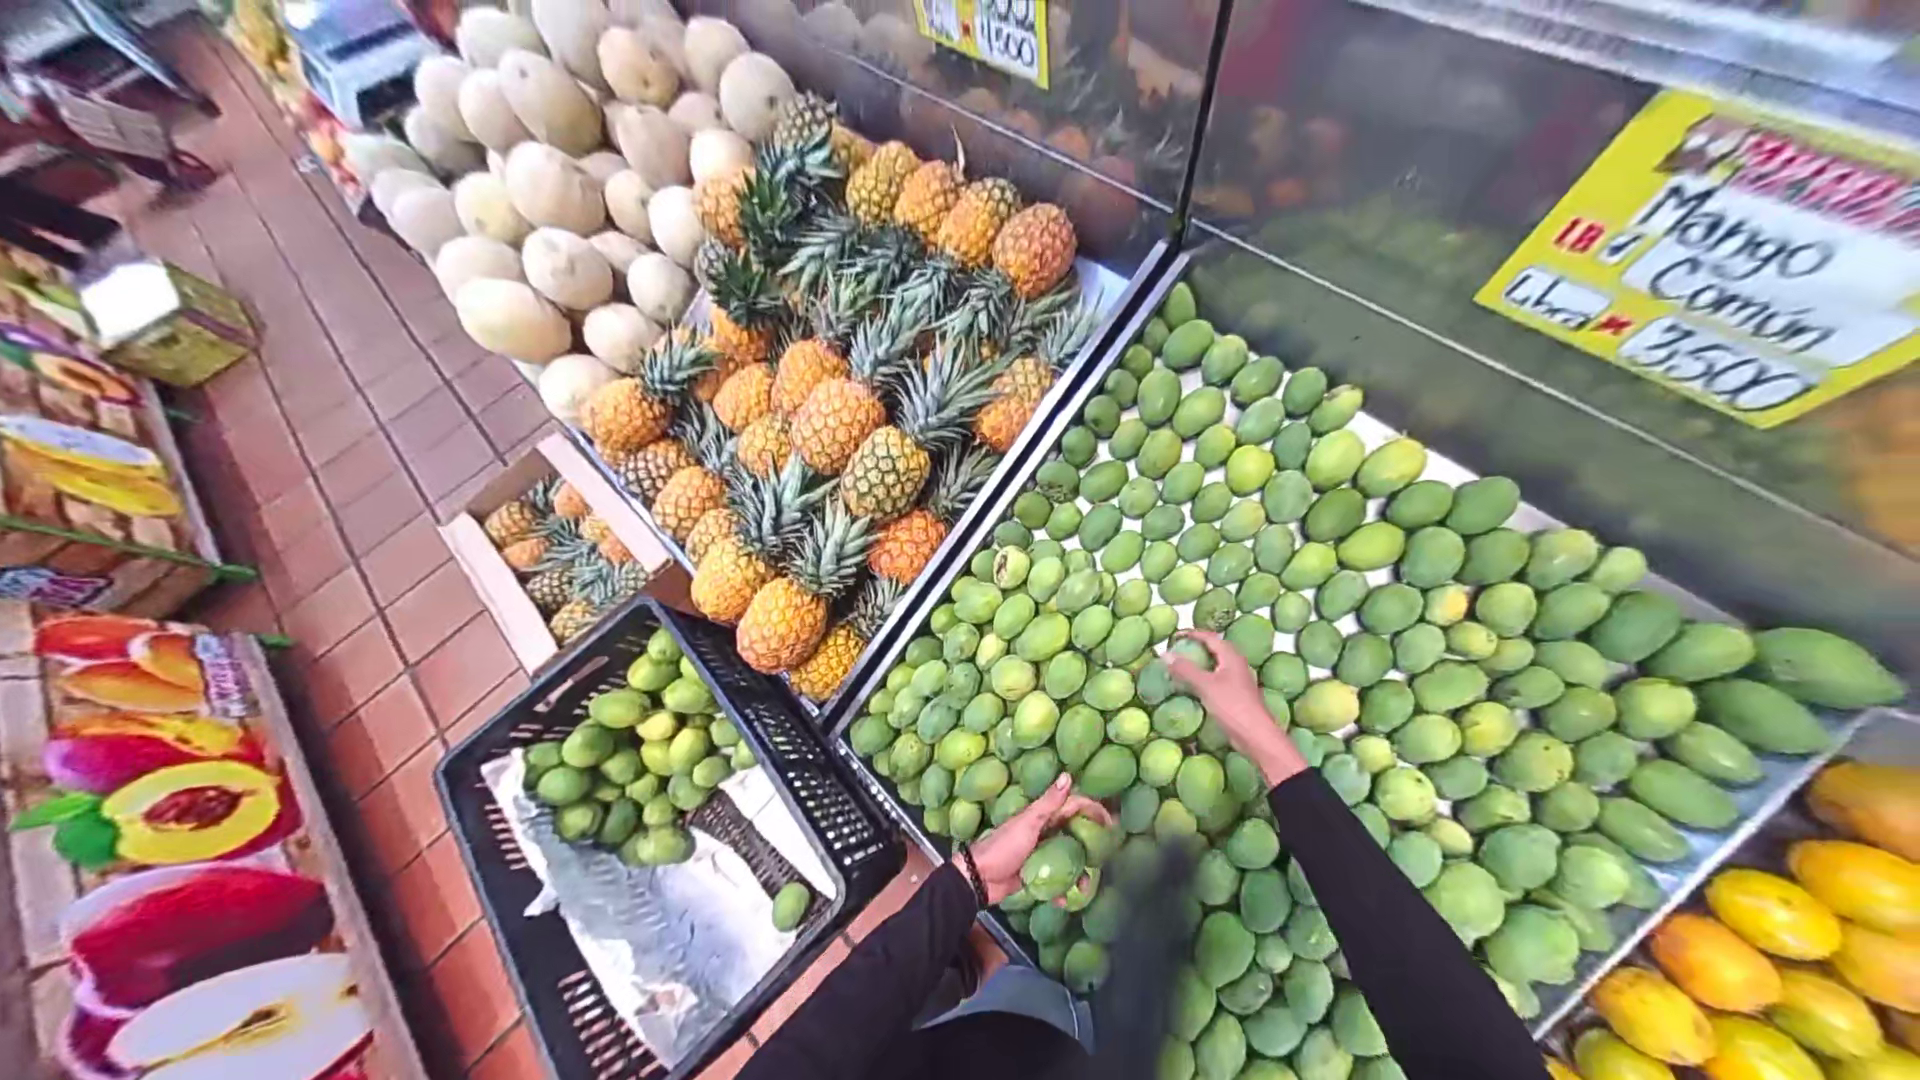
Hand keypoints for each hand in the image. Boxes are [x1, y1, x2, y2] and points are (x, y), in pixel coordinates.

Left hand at [961, 774, 1112, 905]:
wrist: (979, 878)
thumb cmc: (1004, 846)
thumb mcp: (1028, 823)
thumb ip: (1048, 803)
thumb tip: (1067, 776)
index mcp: (1043, 816)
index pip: (1074, 806)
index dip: (1093, 810)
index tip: (1111, 822)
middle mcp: (1046, 832)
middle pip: (1076, 834)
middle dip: (1091, 847)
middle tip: (1104, 859)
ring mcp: (1041, 852)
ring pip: (1069, 859)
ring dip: (1079, 873)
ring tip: (1083, 887)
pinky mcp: (1036, 872)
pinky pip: (1056, 880)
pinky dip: (1062, 890)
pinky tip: (1063, 901)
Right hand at [1163, 630, 1306, 785]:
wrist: (1256, 735)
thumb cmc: (1233, 706)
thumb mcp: (1206, 685)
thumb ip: (1185, 669)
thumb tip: (1165, 654)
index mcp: (1231, 657)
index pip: (1210, 637)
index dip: (1192, 633)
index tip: (1175, 635)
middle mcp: (1236, 664)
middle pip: (1215, 648)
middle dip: (1197, 645)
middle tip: (1178, 647)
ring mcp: (1238, 680)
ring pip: (1216, 663)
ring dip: (1200, 661)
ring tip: (1183, 663)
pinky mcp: (1236, 694)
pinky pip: (1216, 677)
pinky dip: (1203, 675)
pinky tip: (1194, 684)